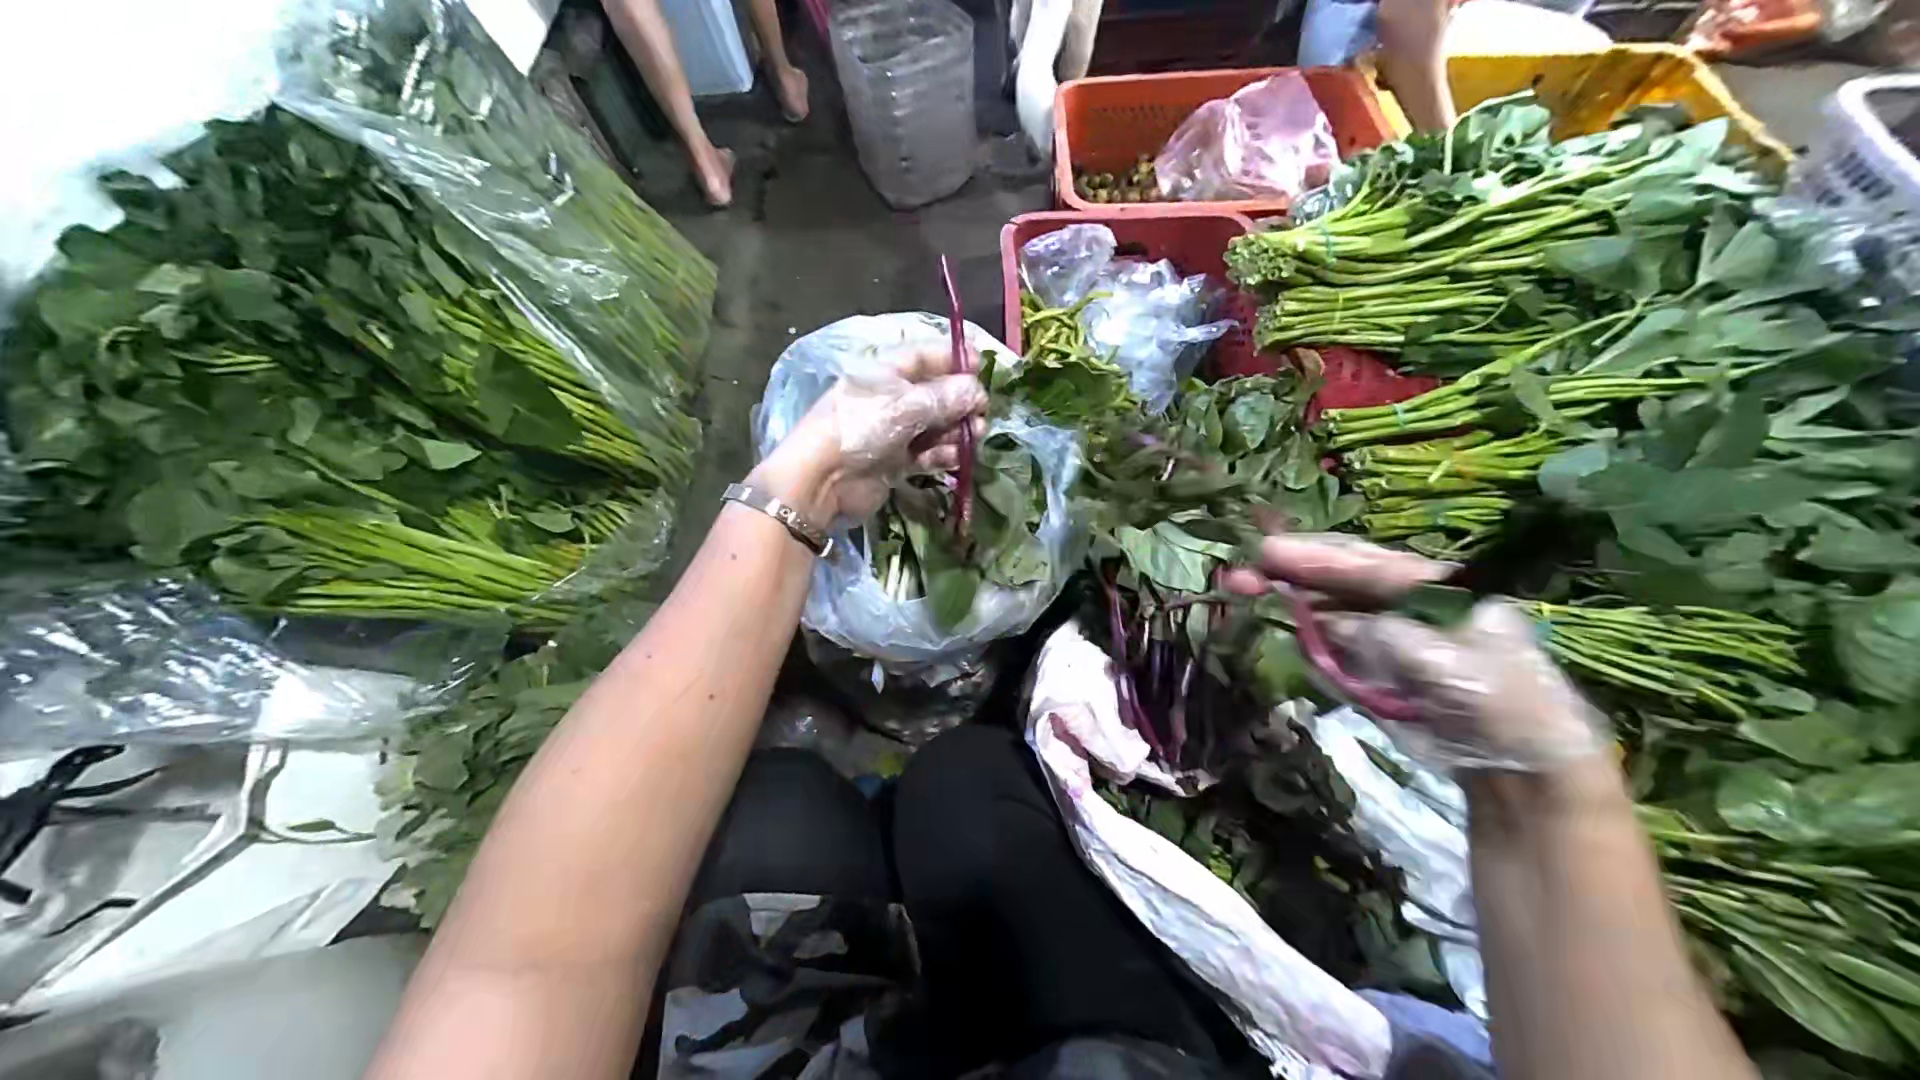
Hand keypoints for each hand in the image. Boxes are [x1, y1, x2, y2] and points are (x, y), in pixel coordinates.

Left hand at [748, 346, 987, 523]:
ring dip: (957, 430)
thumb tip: (977, 391)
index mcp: (886, 372)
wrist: (822, 480)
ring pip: (936, 426)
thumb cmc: (861, 427)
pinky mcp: (896, 462)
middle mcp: (891, 399)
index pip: (925, 357)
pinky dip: (943, 454)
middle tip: (983, 412)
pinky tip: (957, 457)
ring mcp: (894, 432)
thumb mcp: (906, 405)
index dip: (954, 358)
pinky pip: (927, 454)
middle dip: (962, 401)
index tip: (982, 366)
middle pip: (936, 394)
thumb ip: (945, 398)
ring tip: (975, 435)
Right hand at [1223, 534, 1606, 769]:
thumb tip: (1338, 621)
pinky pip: (1332, 635)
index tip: (1270, 551)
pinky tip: (1274, 614)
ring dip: (1289, 595)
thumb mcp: (1457, 669)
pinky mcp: (1374, 661)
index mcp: (1442, 591)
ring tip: (1242, 588)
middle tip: (1242, 570)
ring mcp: (1389, 631)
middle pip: (1345, 578)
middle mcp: (1410, 603)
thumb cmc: (1501, 709)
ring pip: (1332, 604)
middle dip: (1294, 570)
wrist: (1517, 766)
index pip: (1373, 567)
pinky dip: (1301, 624)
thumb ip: (1395, 638)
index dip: (1322, 558)